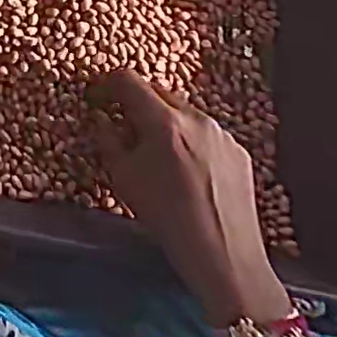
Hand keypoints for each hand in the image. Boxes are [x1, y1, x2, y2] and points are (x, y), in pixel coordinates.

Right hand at [91, 70, 290, 324]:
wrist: (224, 256)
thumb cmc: (165, 217)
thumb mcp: (123, 178)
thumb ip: (109, 140)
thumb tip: (102, 118)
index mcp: (163, 122)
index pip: (128, 79)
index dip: (108, 83)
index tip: (98, 95)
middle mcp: (196, 118)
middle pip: (157, 90)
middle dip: (136, 101)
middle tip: (122, 124)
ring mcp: (221, 133)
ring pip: (182, 112)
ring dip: (163, 120)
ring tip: (155, 152)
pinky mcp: (238, 150)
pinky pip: (204, 133)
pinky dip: (187, 139)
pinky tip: (184, 169)